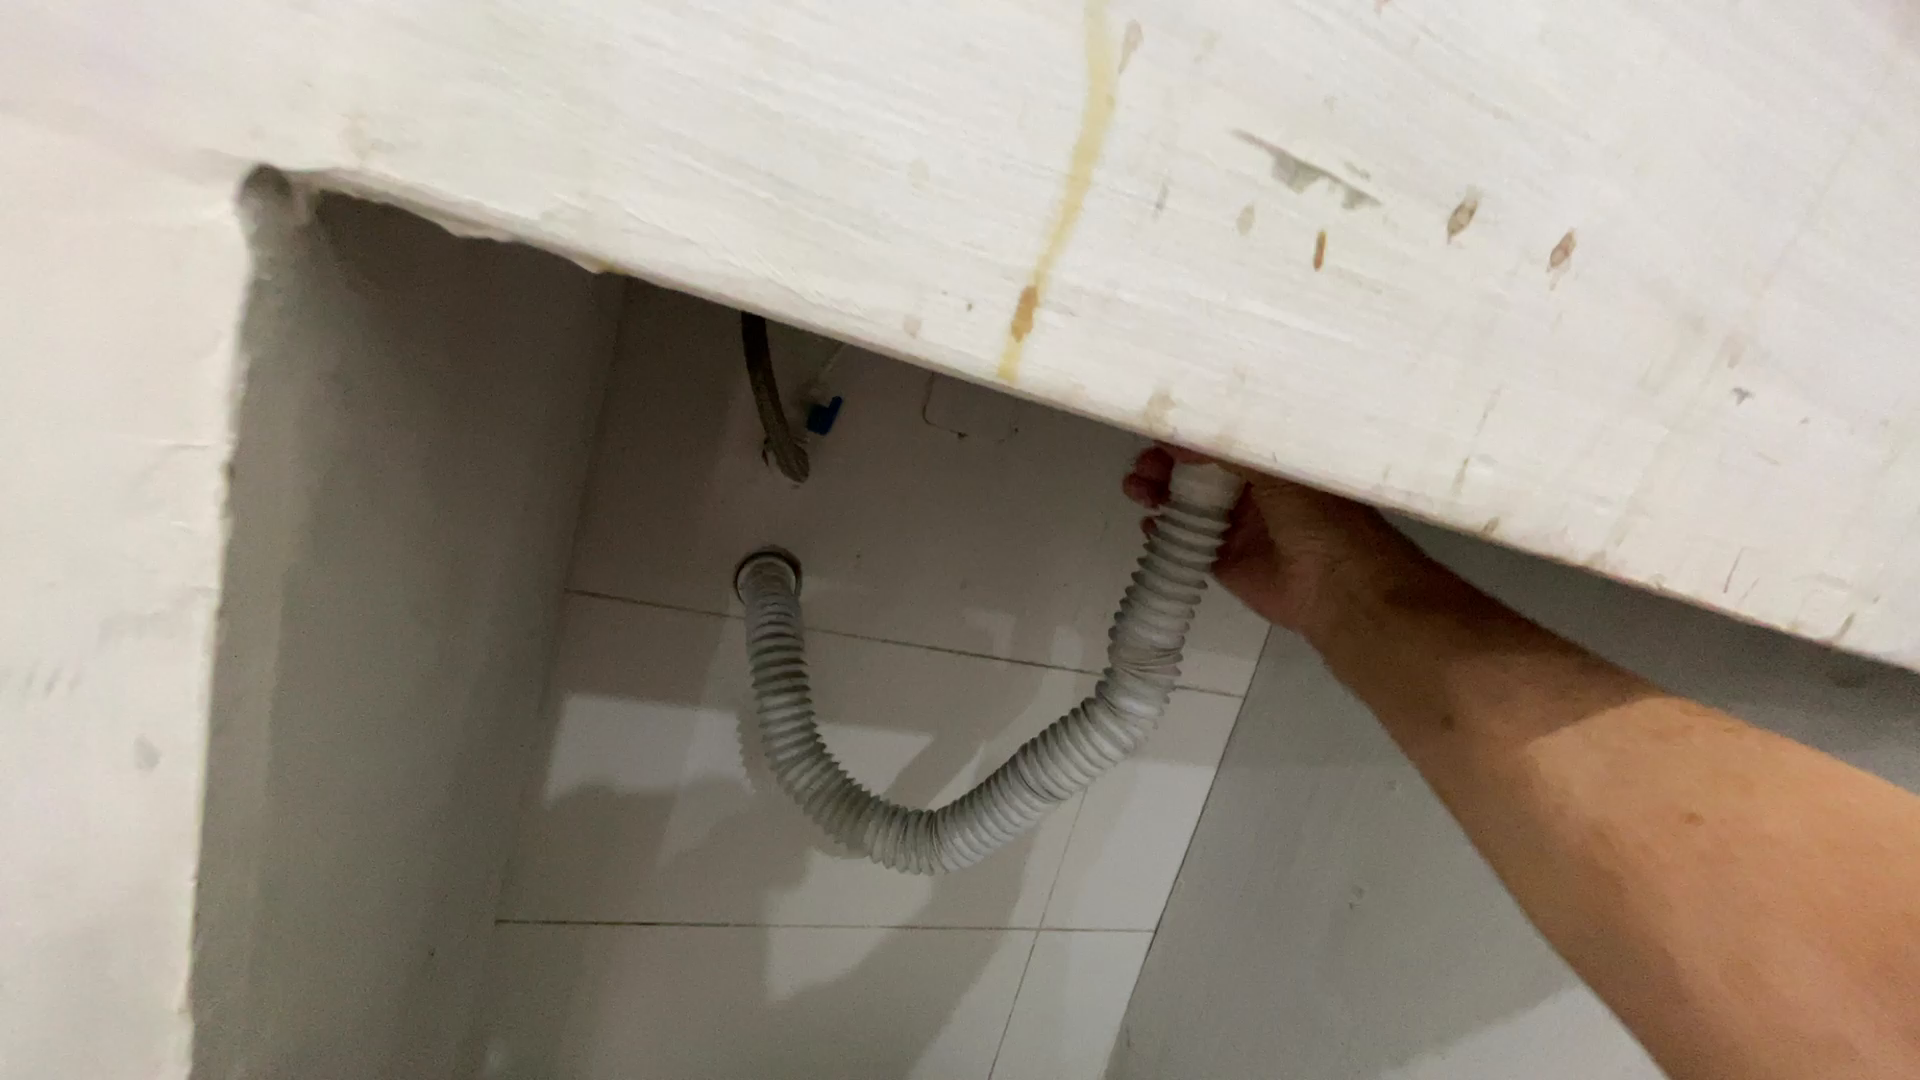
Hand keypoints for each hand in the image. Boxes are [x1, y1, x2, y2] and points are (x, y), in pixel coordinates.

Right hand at [1123, 446, 1421, 637]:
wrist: (1340, 590)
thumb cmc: (1321, 522)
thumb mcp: (1279, 477)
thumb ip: (1229, 455)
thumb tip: (1178, 438)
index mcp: (1271, 466)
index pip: (1220, 445)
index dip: (1189, 439)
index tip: (1159, 435)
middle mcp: (1252, 492)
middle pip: (1197, 473)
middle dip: (1165, 466)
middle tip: (1142, 468)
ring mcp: (1236, 527)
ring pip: (1186, 504)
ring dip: (1158, 494)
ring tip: (1137, 491)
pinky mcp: (1223, 560)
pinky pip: (1186, 542)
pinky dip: (1163, 532)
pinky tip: (1149, 524)